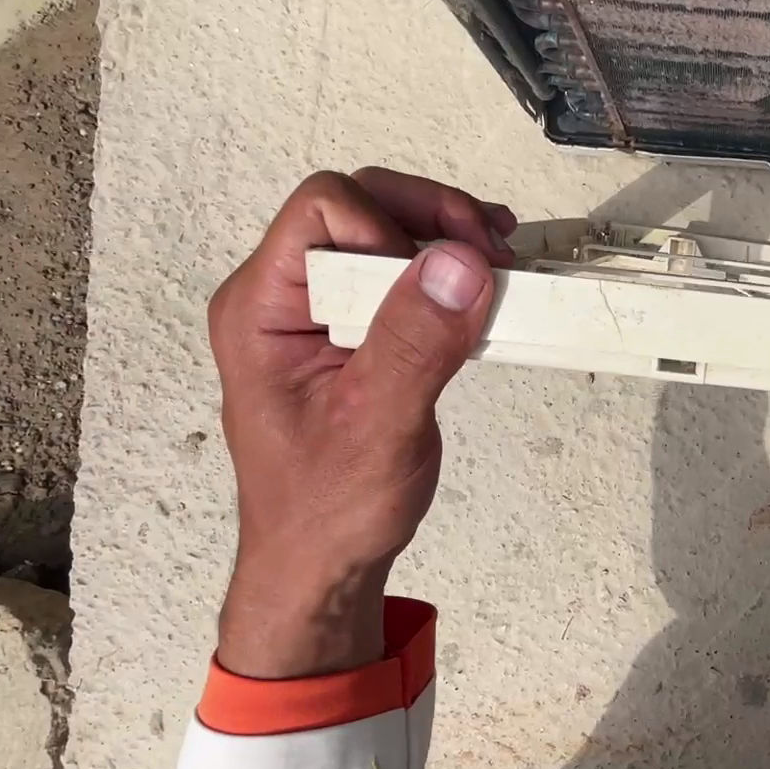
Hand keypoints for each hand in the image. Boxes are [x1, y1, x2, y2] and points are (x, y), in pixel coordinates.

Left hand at [206, 168, 517, 678]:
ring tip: (504, 263)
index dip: (397, 224)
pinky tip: (489, 283)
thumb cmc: (333, 507)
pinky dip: (452, 271)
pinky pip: (405, 276)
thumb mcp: (376, 427)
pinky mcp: (362, 333)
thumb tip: (462, 261)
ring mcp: (325, 313)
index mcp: (264, 306)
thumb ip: (414, 344)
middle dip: (435, 216)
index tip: (455, 276)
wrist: (325, 562)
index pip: (326, 208)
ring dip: (451, 237)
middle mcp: (289, 295)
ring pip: (389, 233)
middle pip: (362, 206)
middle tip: (497, 254)